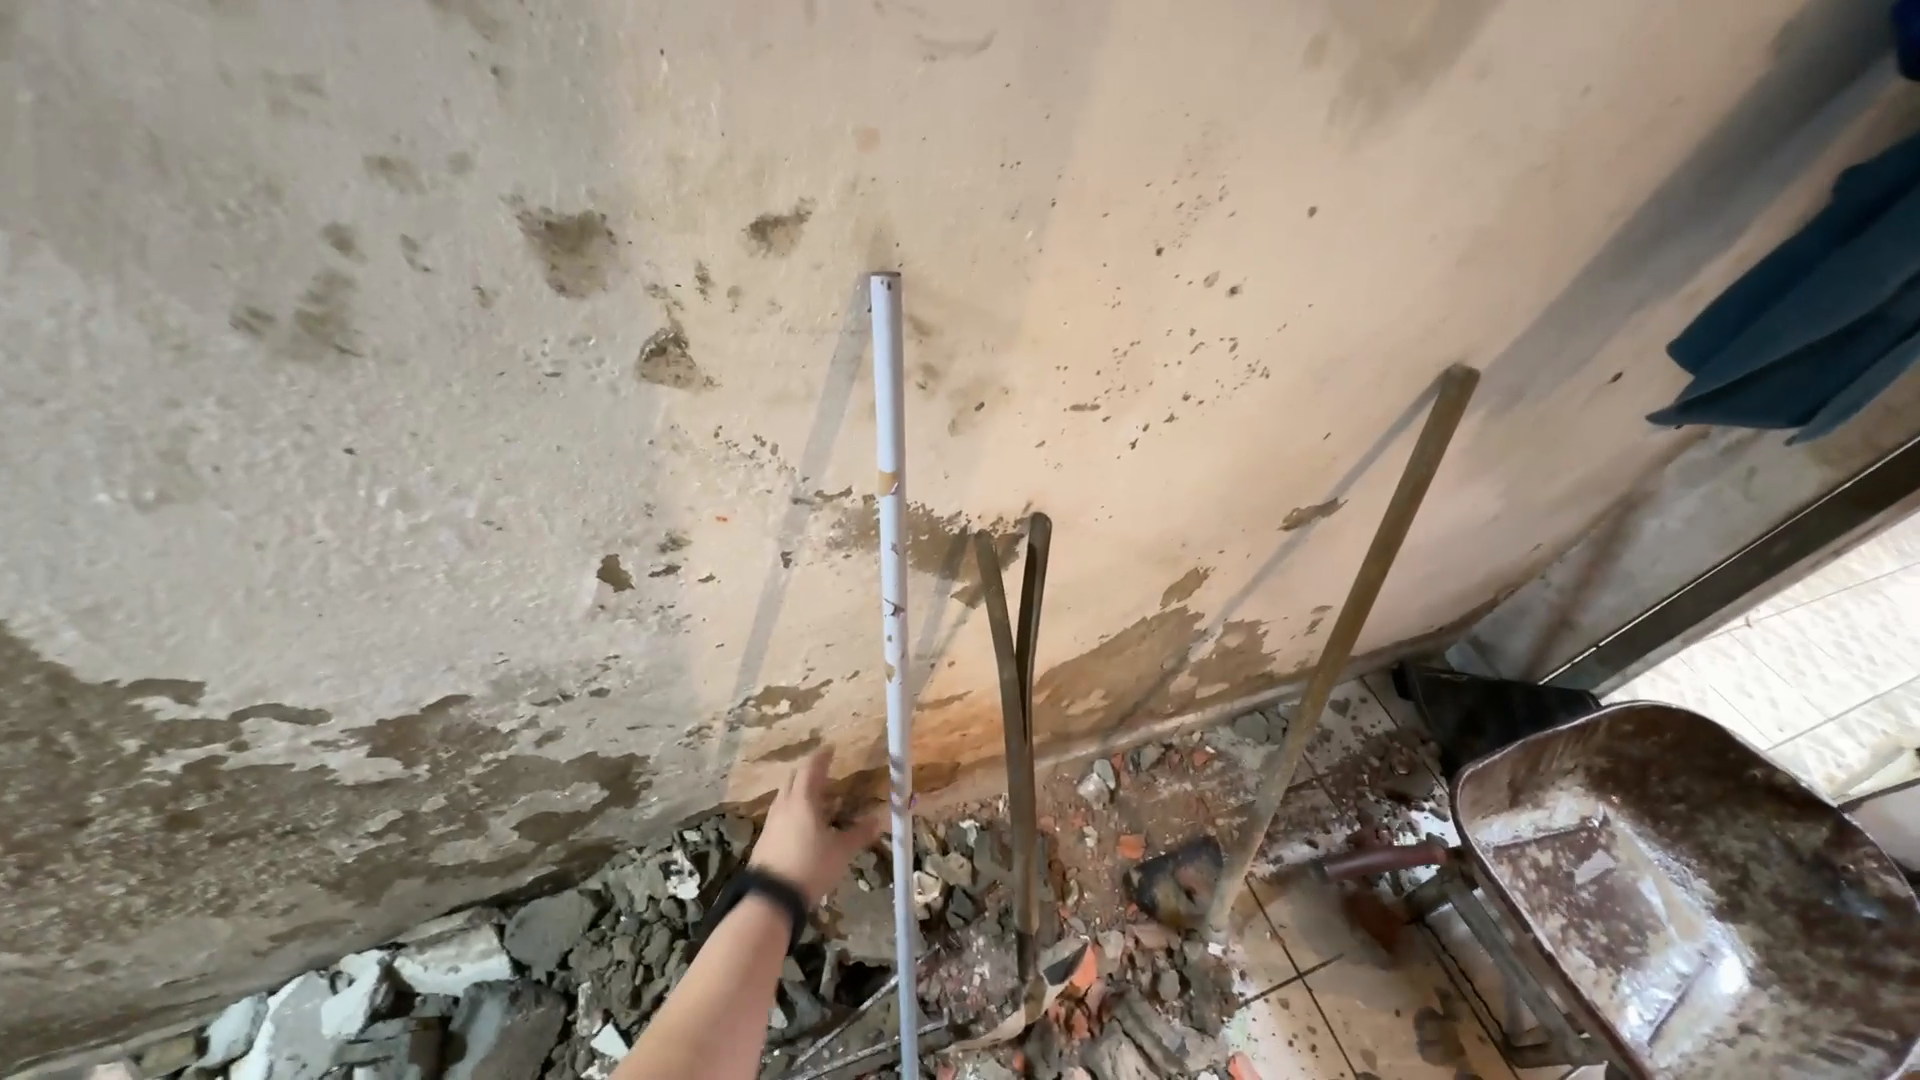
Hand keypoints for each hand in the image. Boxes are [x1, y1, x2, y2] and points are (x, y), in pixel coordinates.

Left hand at [749, 747, 885, 904]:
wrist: (771, 898)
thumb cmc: (810, 866)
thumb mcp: (841, 851)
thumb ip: (860, 833)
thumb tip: (879, 819)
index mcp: (802, 800)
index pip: (810, 768)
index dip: (821, 757)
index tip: (830, 749)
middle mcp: (784, 805)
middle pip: (793, 778)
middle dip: (808, 772)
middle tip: (824, 772)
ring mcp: (772, 822)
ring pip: (785, 795)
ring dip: (799, 791)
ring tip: (816, 798)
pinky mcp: (765, 838)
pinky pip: (781, 812)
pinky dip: (793, 808)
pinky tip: (803, 822)